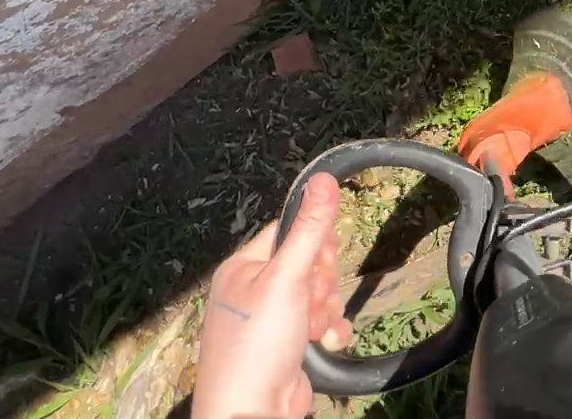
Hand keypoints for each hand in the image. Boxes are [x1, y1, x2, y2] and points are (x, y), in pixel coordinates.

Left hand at [194, 173, 350, 418]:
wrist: (252, 415)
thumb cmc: (259, 343)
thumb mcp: (287, 278)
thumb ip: (309, 228)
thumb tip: (324, 176)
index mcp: (243, 268)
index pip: (290, 229)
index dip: (316, 240)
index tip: (323, 257)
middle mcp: (253, 289)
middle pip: (310, 259)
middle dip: (323, 281)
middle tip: (312, 299)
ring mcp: (270, 317)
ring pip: (319, 289)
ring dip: (327, 307)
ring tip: (315, 328)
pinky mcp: (287, 340)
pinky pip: (320, 318)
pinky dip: (328, 328)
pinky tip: (325, 341)